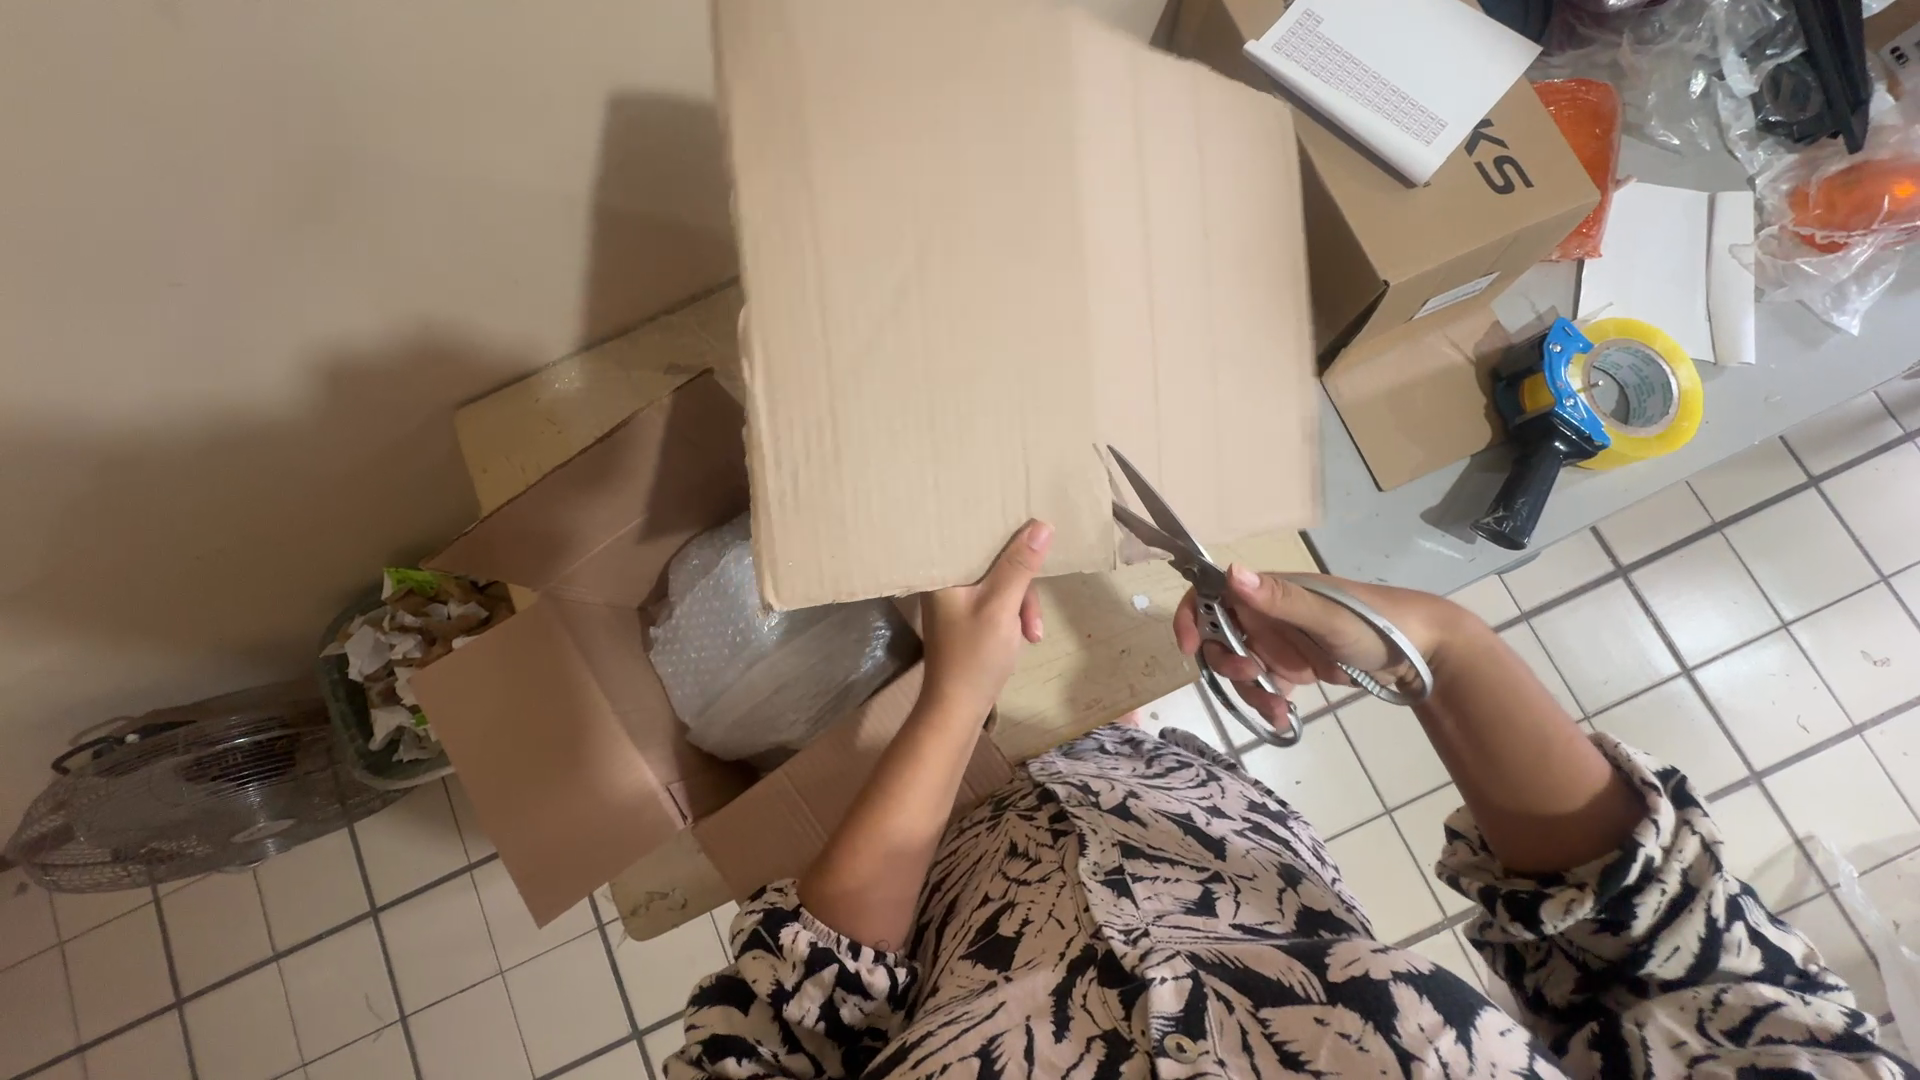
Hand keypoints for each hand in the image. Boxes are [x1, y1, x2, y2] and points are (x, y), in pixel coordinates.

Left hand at [920, 520, 1053, 717]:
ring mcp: (957, 600)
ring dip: (1023, 606)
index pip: (974, 534)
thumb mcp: (1002, 608)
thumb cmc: (974, 657)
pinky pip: (998, 600)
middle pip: (995, 561)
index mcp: (944, 572)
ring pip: (1002, 583)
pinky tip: (1025, 636)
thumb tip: (1041, 525)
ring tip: (1032, 634)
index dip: (1006, 531)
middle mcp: (946, 580)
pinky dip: (1014, 616)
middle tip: (1033, 617)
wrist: (957, 709)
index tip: (1035, 533)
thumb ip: (1020, 566)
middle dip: (1023, 586)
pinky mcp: (968, 616)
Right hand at [1174, 567, 1463, 725]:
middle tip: (1253, 676)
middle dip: (1226, 663)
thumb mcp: (1325, 615)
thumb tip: (1229, 572)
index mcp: (1266, 592)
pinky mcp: (1292, 667)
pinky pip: (1264, 687)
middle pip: (1218, 637)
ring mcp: (1278, 642)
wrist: (1423, 653)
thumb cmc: (1376, 623)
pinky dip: (1267, 705)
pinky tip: (1284, 719)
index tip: (1188, 648)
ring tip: (1276, 710)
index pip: (1209, 594)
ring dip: (1248, 691)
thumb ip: (1278, 598)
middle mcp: (1265, 614)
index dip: (1190, 617)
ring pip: (1240, 667)